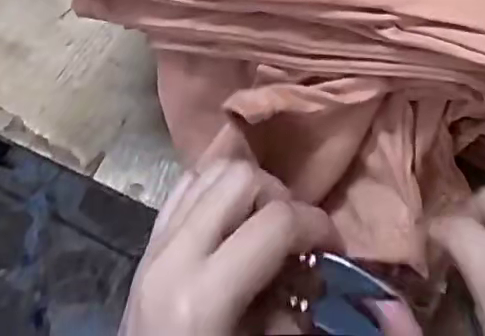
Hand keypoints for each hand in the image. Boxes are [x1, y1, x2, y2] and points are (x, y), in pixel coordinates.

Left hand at [121, 158, 336, 335]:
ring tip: (267, 226)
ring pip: (212, 170)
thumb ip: (291, 314)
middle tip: (299, 237)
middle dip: (280, 198)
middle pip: (241, 177)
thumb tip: (316, 273)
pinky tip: (235, 219)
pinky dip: (217, 189)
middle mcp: (175, 253)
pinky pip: (187, 186)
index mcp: (203, 296)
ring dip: (249, 188)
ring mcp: (156, 242)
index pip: (275, 222)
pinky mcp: (149, 240)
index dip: (317, 225)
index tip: (336, 247)